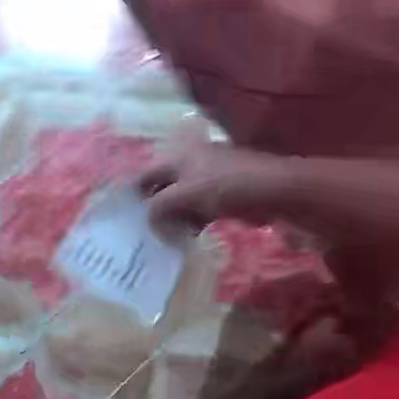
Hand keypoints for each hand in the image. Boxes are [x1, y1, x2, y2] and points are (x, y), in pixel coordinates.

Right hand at [137, 147, 286, 232]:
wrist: (272, 190)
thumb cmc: (226, 185)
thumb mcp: (187, 193)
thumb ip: (161, 205)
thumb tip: (147, 219)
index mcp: (178, 156)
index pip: (147, 173)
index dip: (135, 193)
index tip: (125, 218)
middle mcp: (189, 164)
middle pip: (163, 188)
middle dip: (154, 209)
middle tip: (141, 235)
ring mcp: (206, 181)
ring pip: (180, 202)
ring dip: (172, 220)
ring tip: (161, 242)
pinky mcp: (220, 198)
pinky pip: (197, 211)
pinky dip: (190, 223)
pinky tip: (185, 240)